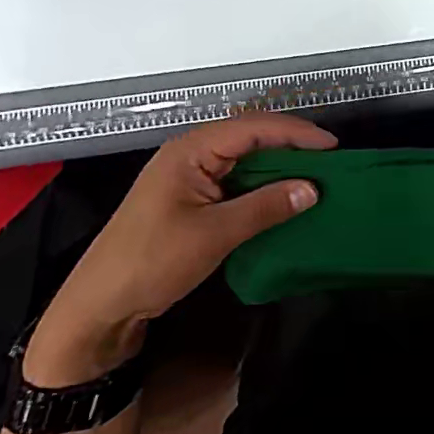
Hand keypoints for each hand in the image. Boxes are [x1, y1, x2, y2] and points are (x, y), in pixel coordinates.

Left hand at [24, 113, 336, 385]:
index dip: (296, 133)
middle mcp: (191, 154)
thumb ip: (265, 207)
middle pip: (250, 137)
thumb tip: (312, 188)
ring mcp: (190, 176)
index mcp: (191, 150)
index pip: (253, 127)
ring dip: (279, 166)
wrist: (101, 306)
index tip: (332, 147)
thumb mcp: (214, 234)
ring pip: (244, 159)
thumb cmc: (151, 262)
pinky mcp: (192, 199)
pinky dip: (263, 187)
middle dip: (291, 145)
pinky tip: (285, 198)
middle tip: (330, 160)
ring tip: (316, 176)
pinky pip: (236, 181)